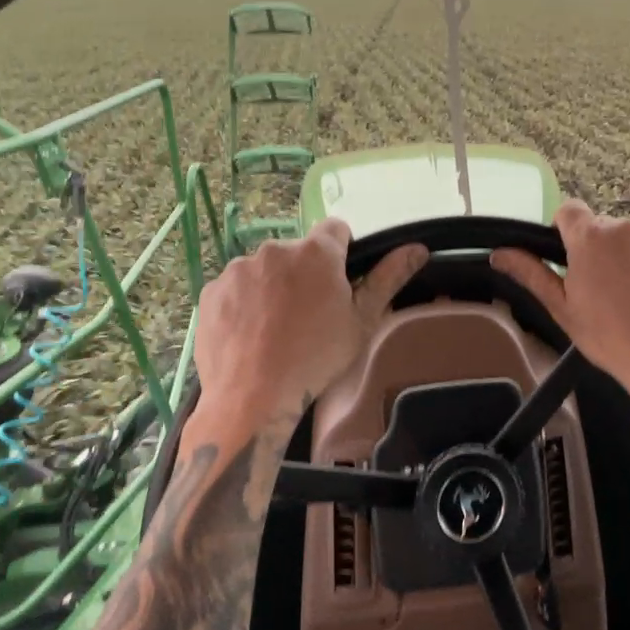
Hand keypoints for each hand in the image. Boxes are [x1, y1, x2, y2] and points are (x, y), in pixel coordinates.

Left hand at [191, 218, 426, 428]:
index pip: (336, 230)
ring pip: (265, 271)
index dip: (343, 253)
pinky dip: (244, 305)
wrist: (251, 399)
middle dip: (305, 275)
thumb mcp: (362, 321)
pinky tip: (250, 337)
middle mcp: (275, 249)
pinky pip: (236, 289)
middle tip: (310, 317)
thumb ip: (388, 278)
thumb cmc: (316, 358)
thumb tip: (418, 248)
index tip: (340, 285)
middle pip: (298, 253)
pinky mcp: (212, 292)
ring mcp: (238, 269)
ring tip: (276, 332)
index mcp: (316, 252)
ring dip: (273, 288)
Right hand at [490, 200, 629, 411]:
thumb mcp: (561, 308)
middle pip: (602, 227)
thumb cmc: (607, 336)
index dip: (564, 230)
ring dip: (626, 257)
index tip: (569, 259)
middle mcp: (625, 228)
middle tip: (599, 289)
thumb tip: (499, 253)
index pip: (569, 210)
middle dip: (597, 249)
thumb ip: (530, 273)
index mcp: (591, 237)